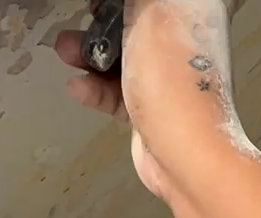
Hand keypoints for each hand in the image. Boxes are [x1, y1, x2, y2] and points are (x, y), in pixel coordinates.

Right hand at [55, 0, 243, 202]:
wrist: (187, 158)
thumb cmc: (177, 84)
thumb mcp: (151, 12)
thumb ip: (136, 0)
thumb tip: (128, 3)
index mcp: (194, 13)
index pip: (158, 0)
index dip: (126, 0)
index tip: (102, 1)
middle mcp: (183, 47)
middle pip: (135, 23)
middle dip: (102, 20)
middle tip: (82, 16)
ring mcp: (167, 82)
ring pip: (122, 59)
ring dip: (90, 54)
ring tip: (66, 51)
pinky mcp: (151, 113)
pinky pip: (117, 94)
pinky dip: (96, 90)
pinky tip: (78, 87)